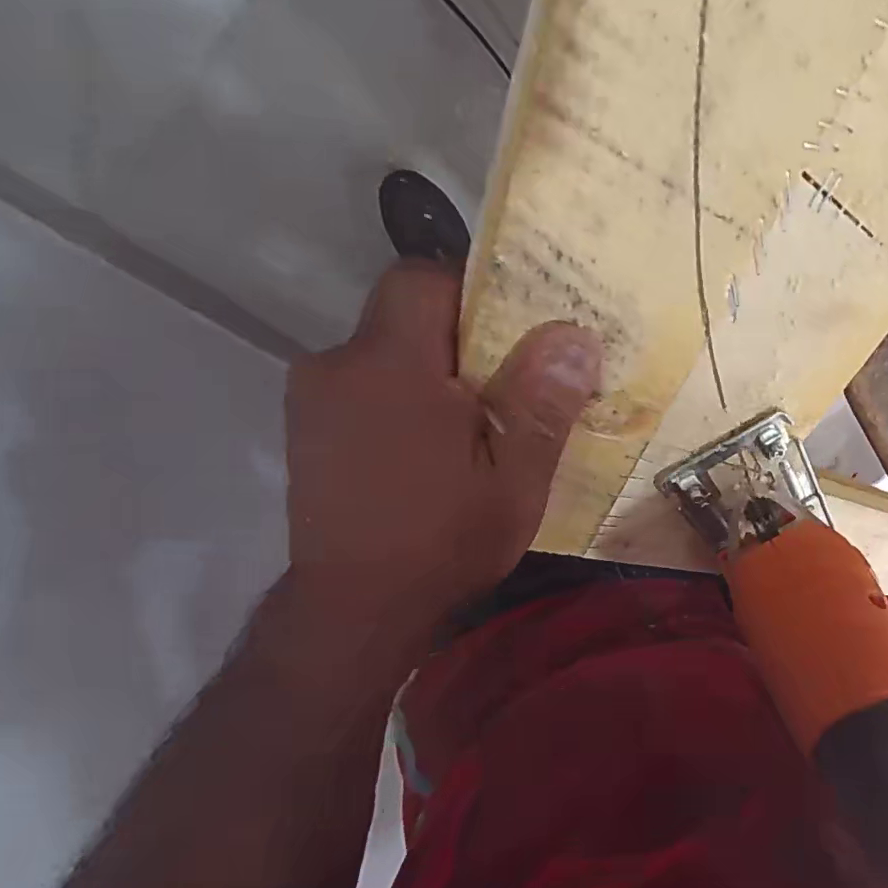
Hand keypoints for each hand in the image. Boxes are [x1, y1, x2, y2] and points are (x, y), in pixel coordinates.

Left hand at [286, 260, 601, 625]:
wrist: (358, 608)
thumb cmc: (447, 538)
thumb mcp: (516, 477)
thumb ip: (542, 402)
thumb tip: (577, 335)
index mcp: (391, 366)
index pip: (423, 278)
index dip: (477, 290)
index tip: (524, 329)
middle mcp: (338, 364)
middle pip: (408, 317)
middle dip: (469, 340)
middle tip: (523, 385)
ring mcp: (315, 398)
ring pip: (391, 354)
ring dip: (441, 374)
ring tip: (488, 425)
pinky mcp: (311, 429)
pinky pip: (371, 387)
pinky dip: (411, 399)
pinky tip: (441, 450)